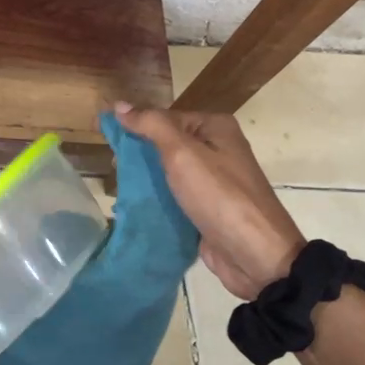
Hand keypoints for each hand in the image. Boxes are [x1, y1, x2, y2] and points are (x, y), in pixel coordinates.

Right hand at [113, 104, 306, 299]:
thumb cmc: (220, 197)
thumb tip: (119, 105)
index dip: (134, 126)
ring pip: (168, 171)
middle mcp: (216, 149)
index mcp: (215, 127)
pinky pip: (175, 196)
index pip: (163, 117)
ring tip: (117, 186)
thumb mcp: (182, 153)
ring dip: (145, 178)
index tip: (106, 138)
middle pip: (165, 143)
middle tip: (112, 166)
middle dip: (138, 154)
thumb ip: (150, 125)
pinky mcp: (207, 209)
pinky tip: (133, 205)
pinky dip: (156, 199)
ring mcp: (213, 181)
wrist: (258, 259)